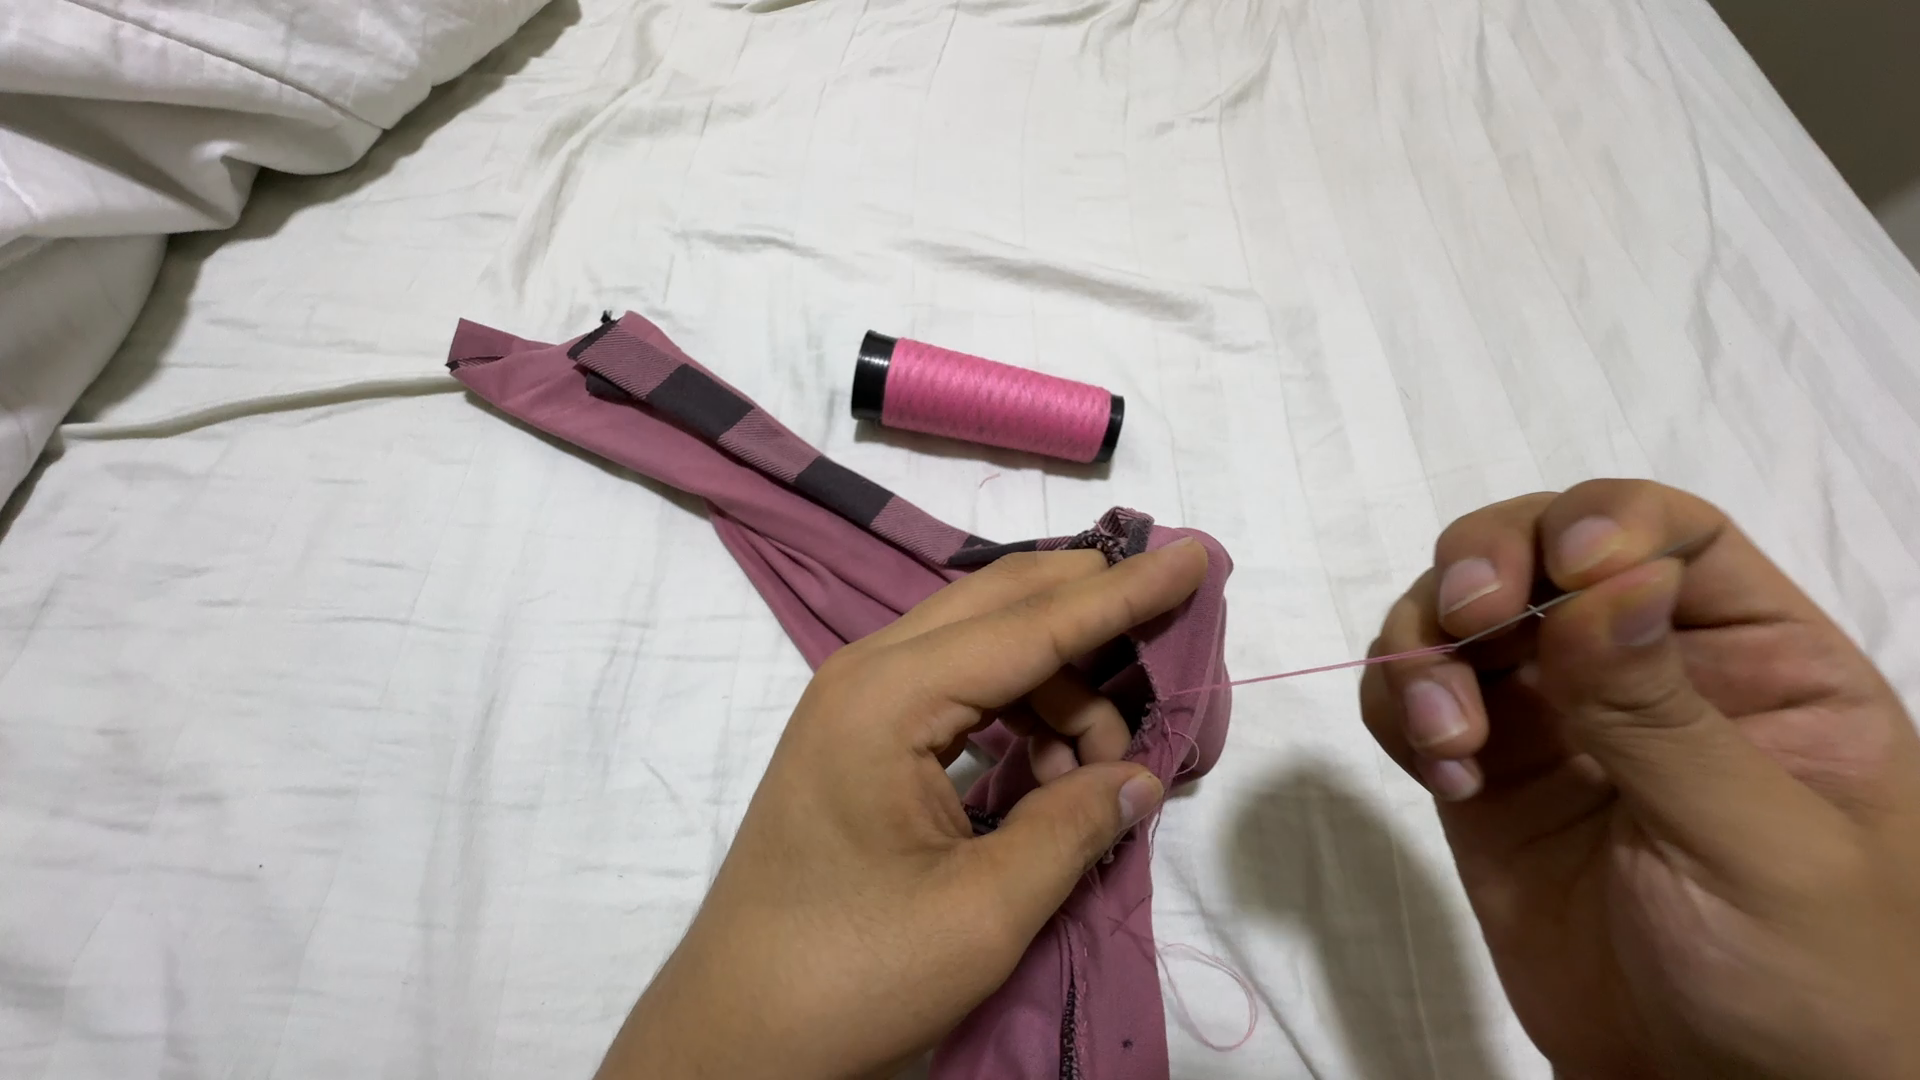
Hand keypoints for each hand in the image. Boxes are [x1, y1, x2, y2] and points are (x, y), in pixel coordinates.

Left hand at [598, 540, 1209, 1079]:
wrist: (733, 1035)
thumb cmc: (848, 977)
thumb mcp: (982, 914)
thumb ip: (1073, 827)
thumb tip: (1140, 774)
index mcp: (888, 696)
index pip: (1030, 624)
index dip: (1121, 593)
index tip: (1195, 555)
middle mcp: (870, 671)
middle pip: (1003, 604)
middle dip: (1092, 606)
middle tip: (1172, 618)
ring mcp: (863, 698)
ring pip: (988, 647)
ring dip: (1061, 688)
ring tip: (1099, 769)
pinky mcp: (867, 732)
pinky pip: (963, 689)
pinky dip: (1022, 715)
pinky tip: (1049, 774)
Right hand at [1360, 480, 1919, 1078]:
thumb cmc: (1797, 981)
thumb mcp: (1756, 846)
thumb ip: (1666, 711)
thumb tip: (1607, 579)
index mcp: (1748, 660)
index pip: (1669, 533)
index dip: (1605, 521)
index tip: (1562, 571)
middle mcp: (1627, 662)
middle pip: (1525, 549)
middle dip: (1476, 569)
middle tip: (1463, 623)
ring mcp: (1536, 707)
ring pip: (1442, 616)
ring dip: (1421, 659)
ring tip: (1448, 747)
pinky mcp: (1468, 755)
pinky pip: (1403, 693)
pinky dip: (1397, 716)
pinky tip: (1441, 780)